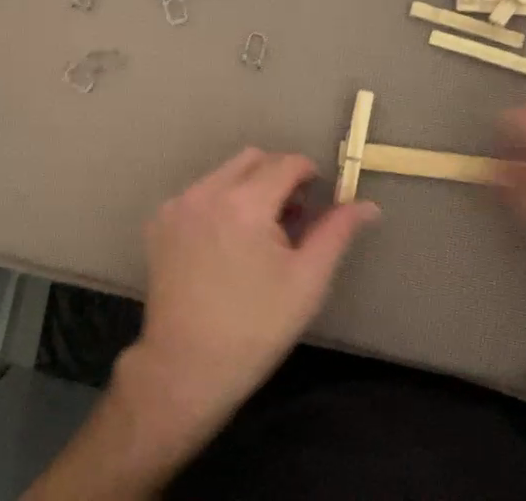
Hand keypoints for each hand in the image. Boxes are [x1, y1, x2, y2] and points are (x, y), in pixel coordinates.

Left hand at [129, 148, 379, 431]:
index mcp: (244, 203)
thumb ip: (336, 232)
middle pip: (251, 159)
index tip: (318, 197)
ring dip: (247, 188)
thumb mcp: (307, 280)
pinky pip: (198, 194)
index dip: (309, 174)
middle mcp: (206, 193)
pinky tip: (226, 244)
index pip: (285, 163)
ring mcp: (177, 206)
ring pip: (222, 174)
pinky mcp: (158, 223)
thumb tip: (367, 205)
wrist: (187, 365)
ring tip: (260, 234)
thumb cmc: (256, 326)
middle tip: (292, 215)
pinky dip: (218, 203)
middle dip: (277, 175)